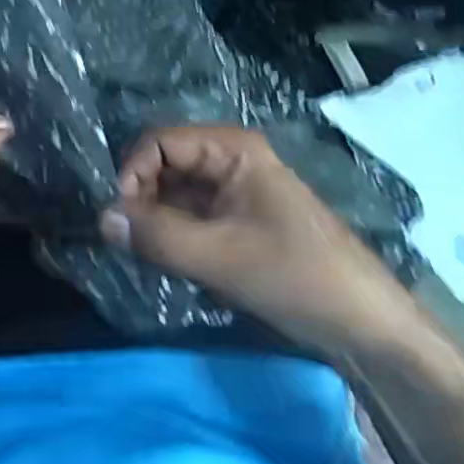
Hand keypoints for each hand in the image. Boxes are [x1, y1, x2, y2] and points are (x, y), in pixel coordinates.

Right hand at [100, 125, 412, 355]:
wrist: (363, 322)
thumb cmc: (296, 276)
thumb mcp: (219, 256)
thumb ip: (157, 235)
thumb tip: (101, 217)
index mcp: (233, 149)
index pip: (160, 141)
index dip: (133, 172)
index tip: (119, 217)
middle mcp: (231, 160)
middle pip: (166, 164)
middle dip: (141, 197)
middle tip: (128, 240)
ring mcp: (235, 191)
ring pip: (176, 192)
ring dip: (155, 218)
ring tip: (144, 253)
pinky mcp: (238, 221)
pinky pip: (191, 216)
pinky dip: (172, 234)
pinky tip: (165, 260)